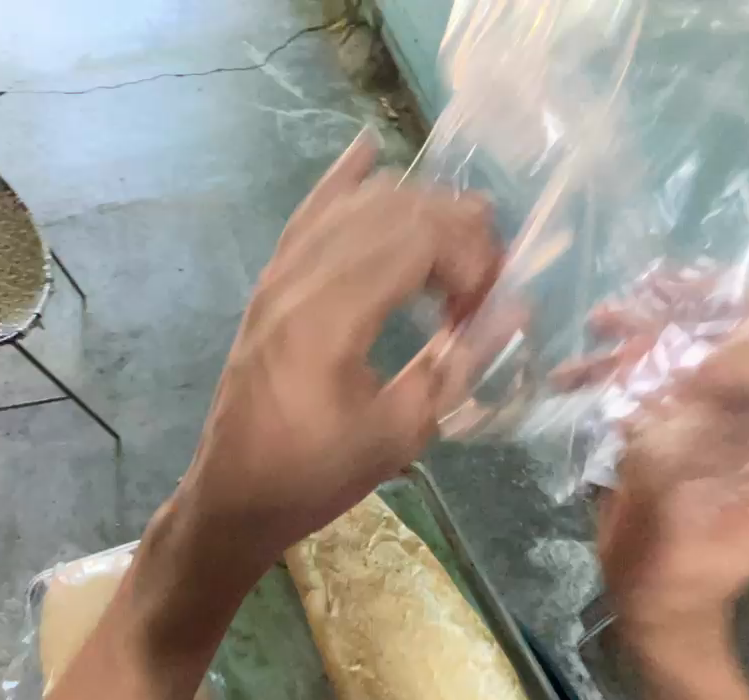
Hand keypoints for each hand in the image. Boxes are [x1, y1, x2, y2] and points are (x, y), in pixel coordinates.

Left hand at [150, 132, 502, 594]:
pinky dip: (344, 185)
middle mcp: (300, 279)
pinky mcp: (267, 286)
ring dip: (415, 209)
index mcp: (331, 317)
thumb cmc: (314, 477)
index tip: (489, 306)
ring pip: (354, 204)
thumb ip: (457, 365)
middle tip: (486, 277)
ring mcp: (277, 277)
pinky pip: (307, 216)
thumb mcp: (398, 437)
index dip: (473, 256)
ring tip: (455, 244)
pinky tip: (368, 154)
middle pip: (392, 209)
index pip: (420, 238)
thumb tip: (514, 310)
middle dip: (456, 228)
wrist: (234, 496)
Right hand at [598, 323, 748, 647]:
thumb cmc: (684, 581)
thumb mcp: (687, 532)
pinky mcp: (682, 433)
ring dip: (654, 330)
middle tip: (655, 286)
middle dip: (707, 309)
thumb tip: (668, 393)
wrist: (654, 605)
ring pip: (707, 354)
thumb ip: (682, 467)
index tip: (699, 359)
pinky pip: (662, 382)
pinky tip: (577, 369)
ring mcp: (724, 428)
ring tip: (603, 319)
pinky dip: (620, 368)